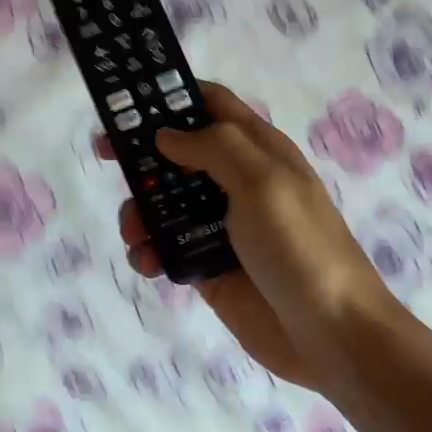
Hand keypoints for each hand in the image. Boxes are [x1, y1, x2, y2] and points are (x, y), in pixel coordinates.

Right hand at [99, 82, 395, 392]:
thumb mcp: (264, 185)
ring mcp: (218, 227)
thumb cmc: (300, 249)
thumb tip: (165, 134)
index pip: (212, 107)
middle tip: (105, 159)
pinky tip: (150, 264)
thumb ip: (214, 150)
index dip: (171, 98)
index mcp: (259, 154)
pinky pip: (162, 248)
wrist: (326, 333)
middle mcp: (236, 185)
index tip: (128, 103)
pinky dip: (147, 252)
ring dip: (138, 213)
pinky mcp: (204, 265)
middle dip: (140, 158)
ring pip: (161, 204)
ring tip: (136, 234)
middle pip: (176, 155)